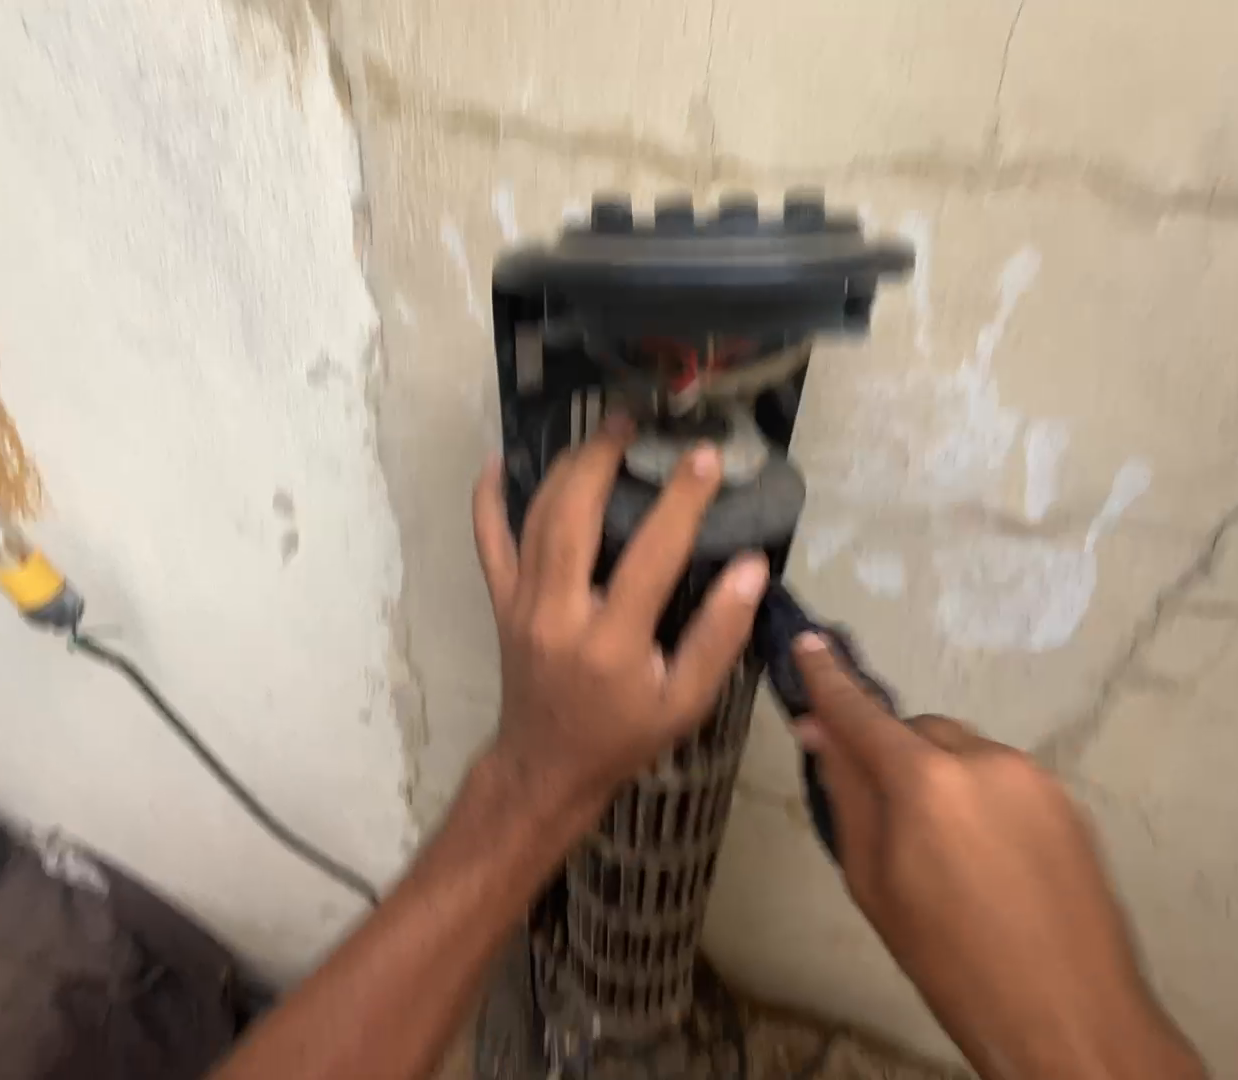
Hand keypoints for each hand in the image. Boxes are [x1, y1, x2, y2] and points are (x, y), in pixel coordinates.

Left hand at [470, 417, 769, 825]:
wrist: (546, 765)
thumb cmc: (623, 735)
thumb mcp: (686, 703)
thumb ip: (718, 635)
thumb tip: (750, 567)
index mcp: (612, 642)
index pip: (651, 554)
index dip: (680, 500)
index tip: (703, 455)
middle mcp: (558, 613)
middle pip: (574, 517)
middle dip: (602, 459)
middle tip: (631, 421)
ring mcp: (521, 604)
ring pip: (534, 519)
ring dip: (564, 468)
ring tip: (596, 434)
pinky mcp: (500, 603)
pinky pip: (487, 543)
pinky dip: (488, 500)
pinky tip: (498, 463)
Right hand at [792, 635, 1204, 1079]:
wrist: (1073, 1023)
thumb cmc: (948, 958)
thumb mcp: (871, 878)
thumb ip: (845, 792)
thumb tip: (819, 731)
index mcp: (925, 781)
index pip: (860, 711)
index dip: (828, 676)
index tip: (808, 640)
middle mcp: (983, 759)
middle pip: (914, 729)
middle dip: (890, 751)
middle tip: (884, 810)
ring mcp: (1033, 776)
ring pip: (958, 749)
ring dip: (935, 773)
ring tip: (943, 845)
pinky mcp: (1067, 801)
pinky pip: (998, 774)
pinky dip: (975, 793)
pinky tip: (984, 853)